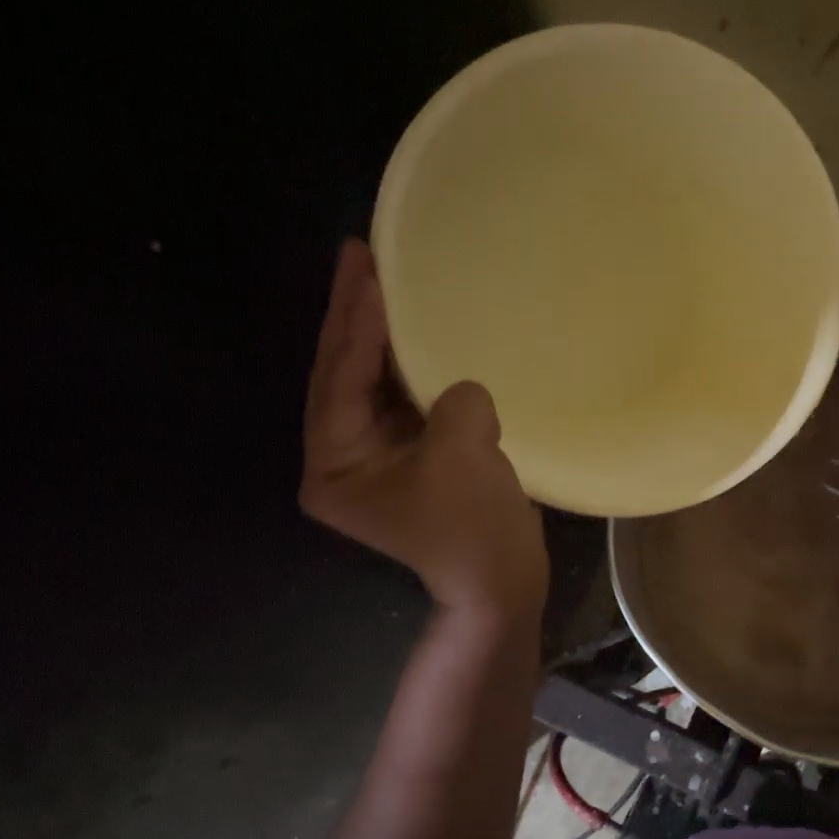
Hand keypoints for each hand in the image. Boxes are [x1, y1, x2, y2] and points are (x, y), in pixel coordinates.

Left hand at [299, 239, 546, 617]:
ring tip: (382, 276)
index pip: (339, 380)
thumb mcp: (462, 455)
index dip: (355, 325)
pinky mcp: (411, 457)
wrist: (503, 584)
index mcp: (334, 465)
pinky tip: (417, 328)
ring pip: (371, 382)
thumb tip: (460, 387)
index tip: (366, 270)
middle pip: (343, 374)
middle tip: (358, 254)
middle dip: (352, 315)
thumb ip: (454, 399)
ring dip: (379, 334)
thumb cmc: (472, 528)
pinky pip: (402, 397)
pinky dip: (409, 363)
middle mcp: (343, 458)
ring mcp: (376, 458)